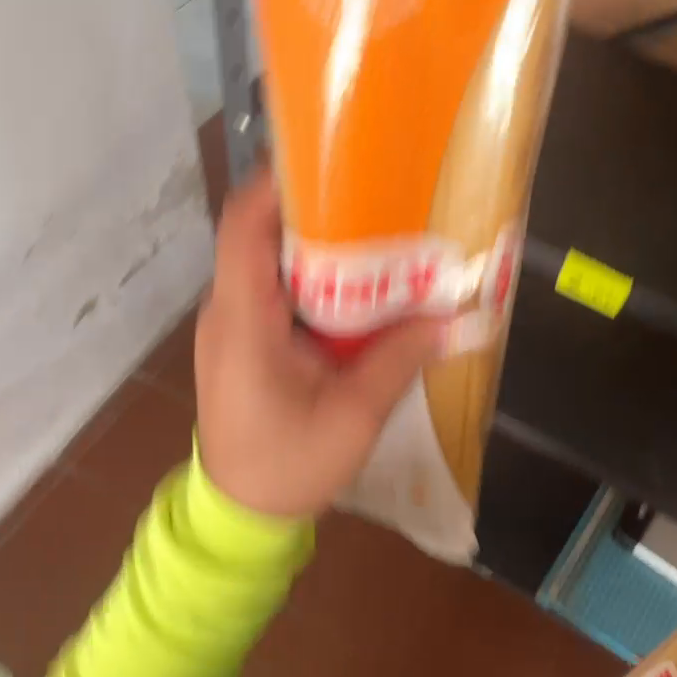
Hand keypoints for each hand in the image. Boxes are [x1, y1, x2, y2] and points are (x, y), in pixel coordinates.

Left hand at [195, 179, 444, 518]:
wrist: (241, 515)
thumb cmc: (289, 467)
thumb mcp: (354, 416)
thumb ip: (400, 358)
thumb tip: (451, 313)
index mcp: (242, 322)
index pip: (242, 228)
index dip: (277, 186)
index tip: (330, 161)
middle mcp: (226, 313)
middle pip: (258, 238)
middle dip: (314, 212)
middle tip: (374, 197)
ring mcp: (229, 328)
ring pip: (267, 265)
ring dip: (315, 249)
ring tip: (373, 235)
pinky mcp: (240, 344)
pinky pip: (272, 295)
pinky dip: (309, 283)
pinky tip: (355, 291)